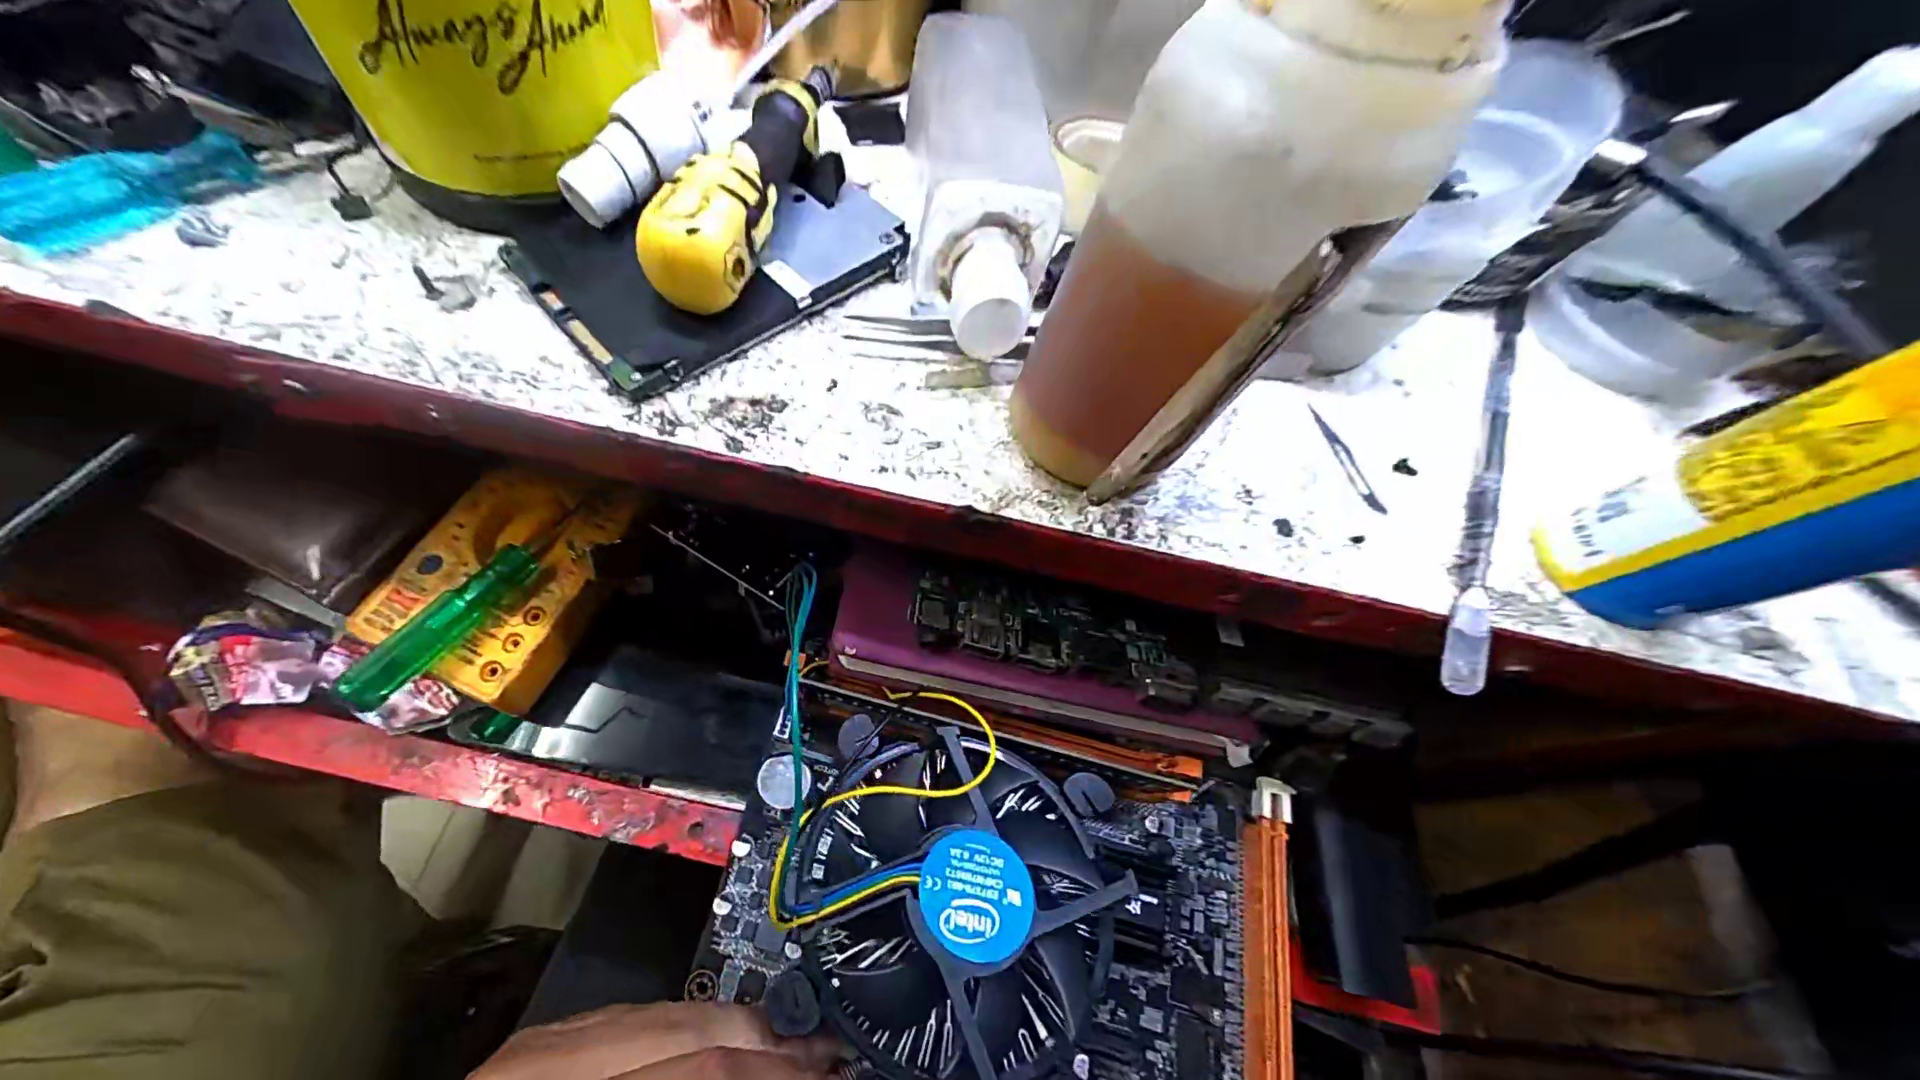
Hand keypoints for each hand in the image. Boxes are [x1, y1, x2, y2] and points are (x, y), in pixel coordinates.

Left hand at [469, 1002, 842, 1079]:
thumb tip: (766, 1074)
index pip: (706, 1068)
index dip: (778, 1072)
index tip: (828, 1076)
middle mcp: (559, 1062)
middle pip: (702, 1029)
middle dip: (774, 1047)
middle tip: (827, 1060)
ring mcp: (546, 1043)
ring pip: (678, 1009)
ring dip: (744, 1028)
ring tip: (789, 1049)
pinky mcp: (543, 1038)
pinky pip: (644, 1014)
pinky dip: (697, 1027)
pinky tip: (725, 1041)